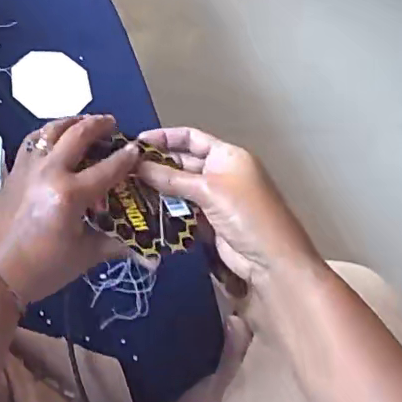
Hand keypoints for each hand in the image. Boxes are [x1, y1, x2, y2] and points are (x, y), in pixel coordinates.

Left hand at [0, 116, 137, 303]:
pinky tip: (54, 136)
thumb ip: (115, 243)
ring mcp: (28, 167)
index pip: (106, 169)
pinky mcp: (14, 169)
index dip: (126, 158)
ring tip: (85, 121)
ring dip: (70, 121)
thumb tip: (149, 252)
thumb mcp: (84, 256)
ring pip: (50, 131)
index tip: (137, 149)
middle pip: (76, 135)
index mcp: (70, 194)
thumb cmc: (43, 267)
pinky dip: (47, 133)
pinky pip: (32, 141)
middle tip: (112, 122)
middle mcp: (49, 171)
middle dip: (97, 124)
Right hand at [132, 128, 320, 293]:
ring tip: (130, 184)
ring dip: (159, 185)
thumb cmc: (247, 215)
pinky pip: (183, 205)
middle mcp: (222, 172)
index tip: (138, 142)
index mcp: (227, 156)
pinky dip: (166, 204)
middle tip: (127, 166)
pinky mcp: (210, 219)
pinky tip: (145, 204)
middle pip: (183, 160)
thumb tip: (135, 165)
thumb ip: (170, 177)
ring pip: (180, 185)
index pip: (191, 137)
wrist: (273, 264)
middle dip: (157, 162)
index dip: (164, 137)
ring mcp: (216, 197)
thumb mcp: (207, 190)